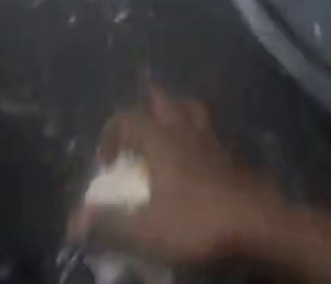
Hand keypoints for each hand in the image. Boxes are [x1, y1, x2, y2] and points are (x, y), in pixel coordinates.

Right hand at [67, 85, 287, 264]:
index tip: (105, 160)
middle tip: (135, 120)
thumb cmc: (198, 221)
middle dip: (146, 101)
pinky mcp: (230, 154)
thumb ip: (109, 224)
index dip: (111, 133)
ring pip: (190, 107)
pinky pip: (208, 128)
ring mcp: (211, 138)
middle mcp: (184, 129)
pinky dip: (197, 130)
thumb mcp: (147, 230)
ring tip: (166, 122)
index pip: (128, 118)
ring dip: (175, 108)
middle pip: (163, 99)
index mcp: (161, 139)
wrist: (258, 223)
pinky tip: (197, 149)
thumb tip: (72, 220)